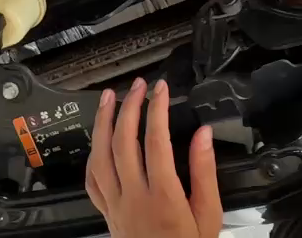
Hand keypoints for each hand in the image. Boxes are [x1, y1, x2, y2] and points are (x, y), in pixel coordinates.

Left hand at [85, 78, 222, 237]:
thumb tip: (204, 133)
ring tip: (109, 97)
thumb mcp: (209, 216)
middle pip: (123, 144)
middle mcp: (134, 199)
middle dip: (129, 107)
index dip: (157, 110)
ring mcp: (116, 207)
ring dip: (103, 123)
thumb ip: (205, 173)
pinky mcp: (107, 214)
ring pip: (100, 158)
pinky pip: (92, 181)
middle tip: (138, 85)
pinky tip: (98, 137)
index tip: (161, 88)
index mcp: (163, 198)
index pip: (156, 143)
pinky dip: (93, 154)